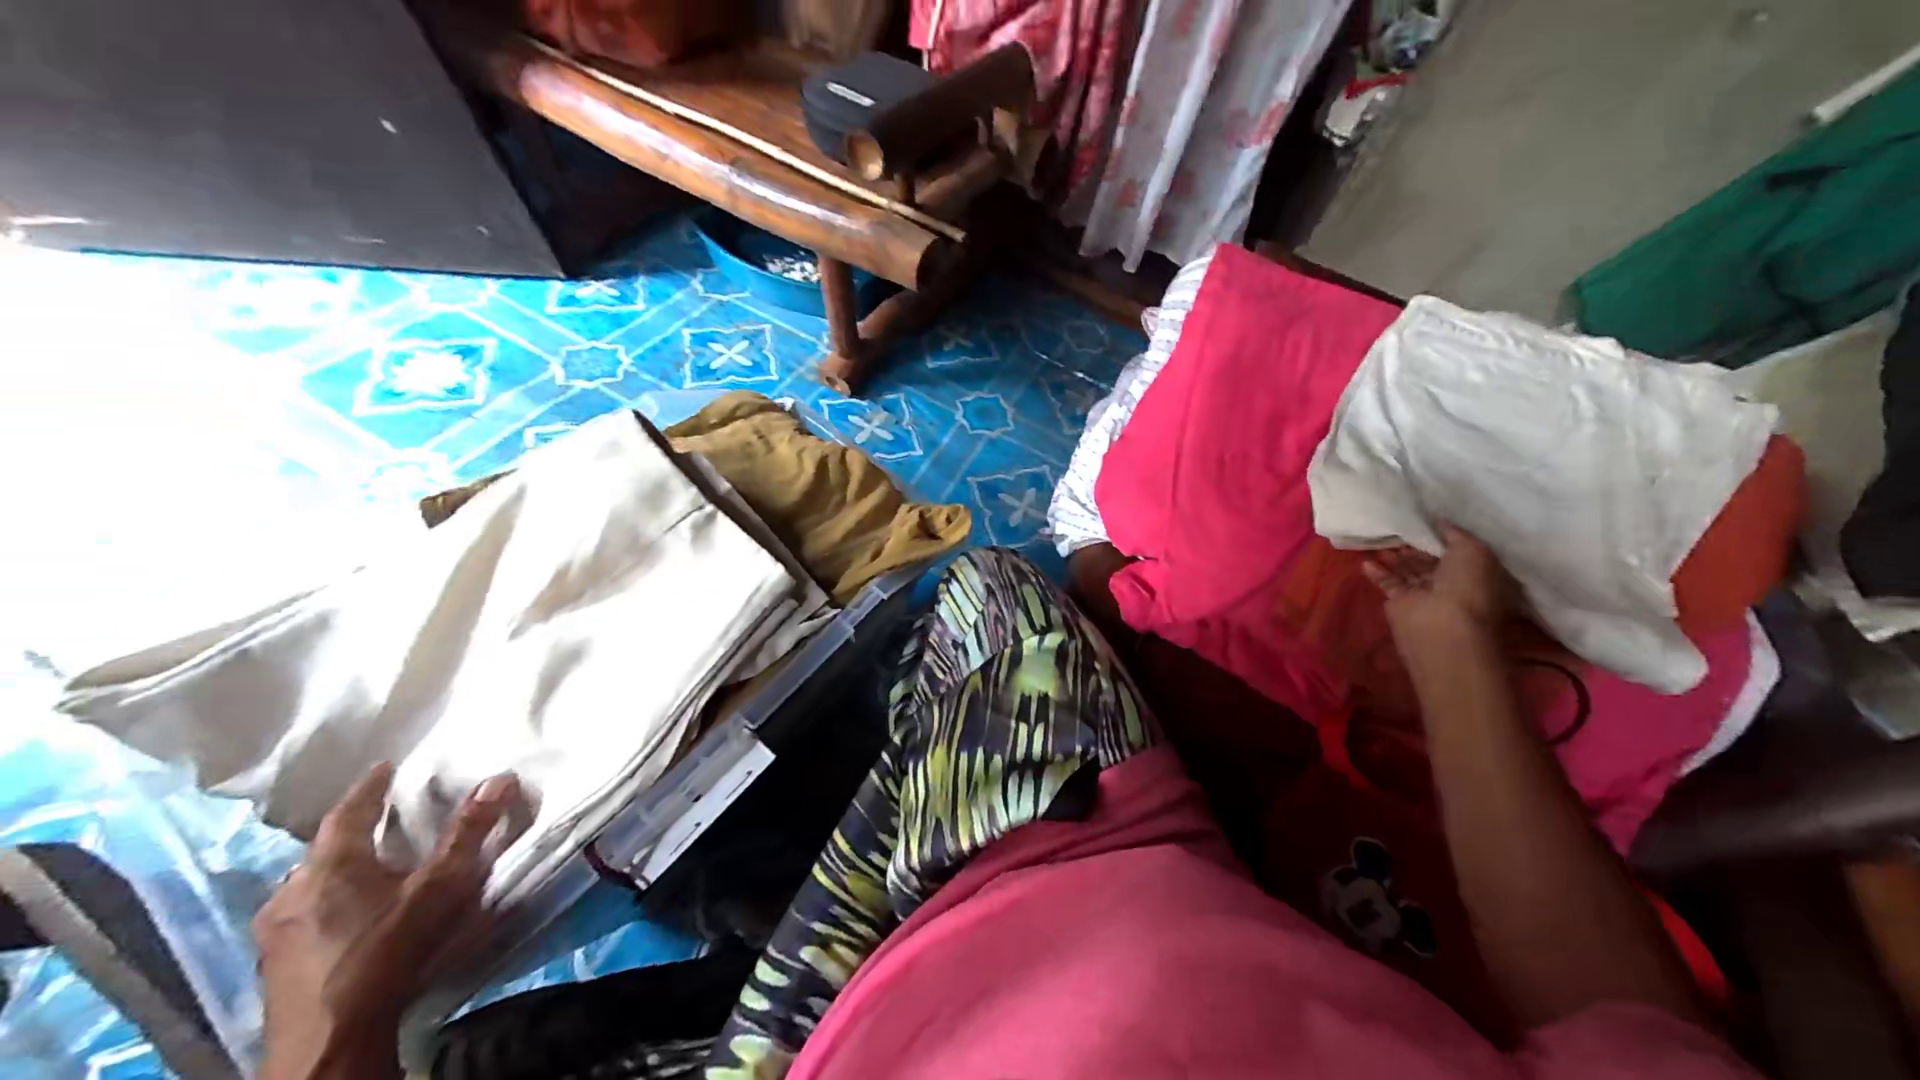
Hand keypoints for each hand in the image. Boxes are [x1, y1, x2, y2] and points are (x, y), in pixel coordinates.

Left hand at [253, 764, 520, 1079]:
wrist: (328, 1042)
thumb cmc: (387, 951)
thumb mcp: (439, 888)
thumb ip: (468, 834)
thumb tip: (500, 779)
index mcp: (330, 866)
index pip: (348, 813)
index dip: (369, 788)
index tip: (384, 768)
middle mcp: (292, 891)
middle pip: (322, 851)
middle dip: (350, 833)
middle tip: (376, 820)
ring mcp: (275, 932)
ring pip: (306, 885)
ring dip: (333, 871)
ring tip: (362, 867)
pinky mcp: (274, 964)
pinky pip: (300, 914)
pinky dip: (323, 901)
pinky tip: (342, 915)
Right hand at [1362, 523, 1513, 658]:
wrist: (1441, 622)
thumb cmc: (1466, 584)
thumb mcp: (1472, 550)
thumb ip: (1455, 534)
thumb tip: (1440, 522)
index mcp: (1473, 572)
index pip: (1455, 551)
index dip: (1440, 537)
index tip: (1423, 522)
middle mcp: (1450, 583)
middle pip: (1428, 560)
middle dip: (1414, 546)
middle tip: (1397, 529)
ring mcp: (1424, 593)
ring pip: (1407, 570)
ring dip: (1394, 557)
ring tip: (1380, 541)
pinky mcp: (1401, 602)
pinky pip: (1388, 583)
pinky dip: (1378, 573)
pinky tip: (1367, 562)